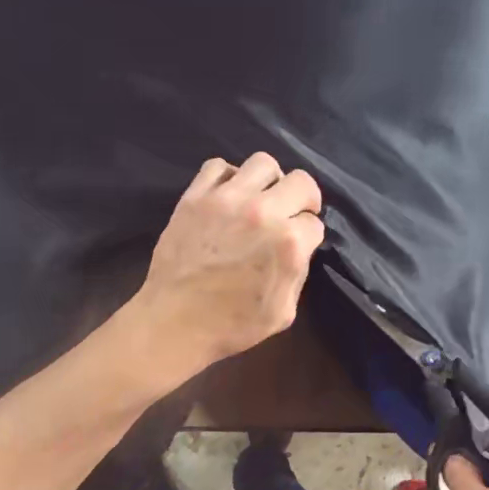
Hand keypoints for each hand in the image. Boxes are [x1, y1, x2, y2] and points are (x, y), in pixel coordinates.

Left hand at [129, 153, 326, 378]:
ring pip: (263, 163)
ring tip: (261, 199)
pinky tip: (228, 197)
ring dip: (270, 180)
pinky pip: (218, 166)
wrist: (175, 323)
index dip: (308, 235)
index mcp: (288, 243)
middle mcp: (262, 212)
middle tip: (292, 214)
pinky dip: (229, 177)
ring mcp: (225, 199)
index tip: (299, 245)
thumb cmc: (231, 326)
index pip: (314, 223)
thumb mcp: (283, 312)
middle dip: (303, 199)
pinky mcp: (195, 197)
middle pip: (300, 182)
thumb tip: (298, 250)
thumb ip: (297, 273)